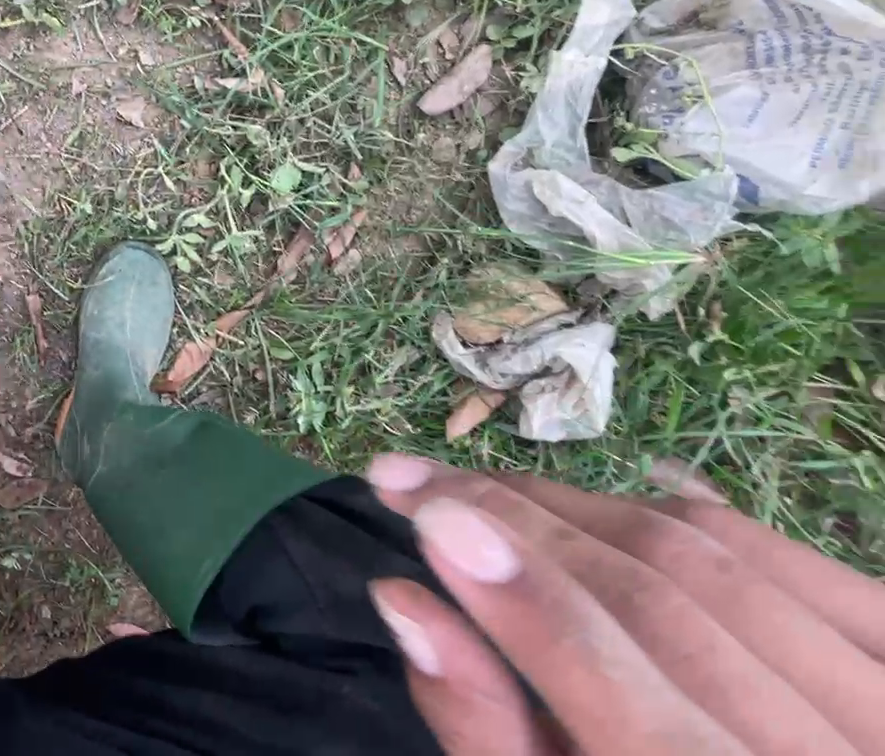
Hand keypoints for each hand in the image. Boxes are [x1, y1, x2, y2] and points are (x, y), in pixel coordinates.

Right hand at [364, 454, 884, 754]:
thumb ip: (481, 723)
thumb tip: (401, 600)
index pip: (625, 695)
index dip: (521, 598)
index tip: (422, 512)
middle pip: (664, 604)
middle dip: (515, 520)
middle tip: (407, 476)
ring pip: (720, 562)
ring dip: (573, 505)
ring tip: (477, 487)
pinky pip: (798, 558)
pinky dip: (691, 513)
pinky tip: (612, 493)